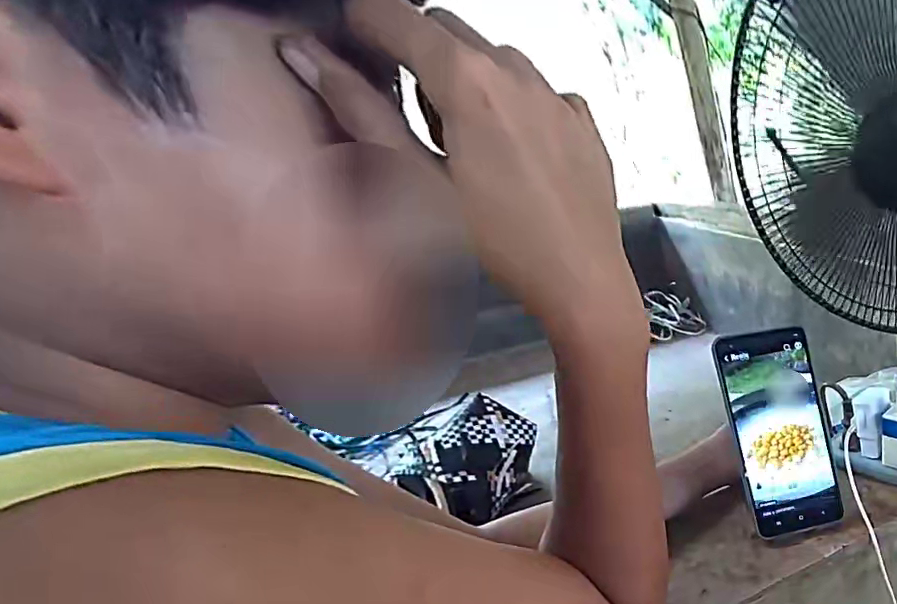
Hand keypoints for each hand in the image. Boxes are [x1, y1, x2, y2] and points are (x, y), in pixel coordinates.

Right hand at [283, 0, 640, 348]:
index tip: (357, 47)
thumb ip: (365, 115)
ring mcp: (559, 101)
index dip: (365, 24)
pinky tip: (521, 151)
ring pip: (500, 61)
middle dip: (423, 56)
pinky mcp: (587, 128)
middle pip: (450, 32)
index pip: (396, 16)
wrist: (583, 283)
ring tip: (475, 143)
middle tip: (423, 118)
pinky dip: (523, 106)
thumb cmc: (507, 246)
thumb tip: (309, 56)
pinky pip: (545, 94)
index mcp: (469, 82)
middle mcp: (519, 76)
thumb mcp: (425, 186)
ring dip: (475, 81)